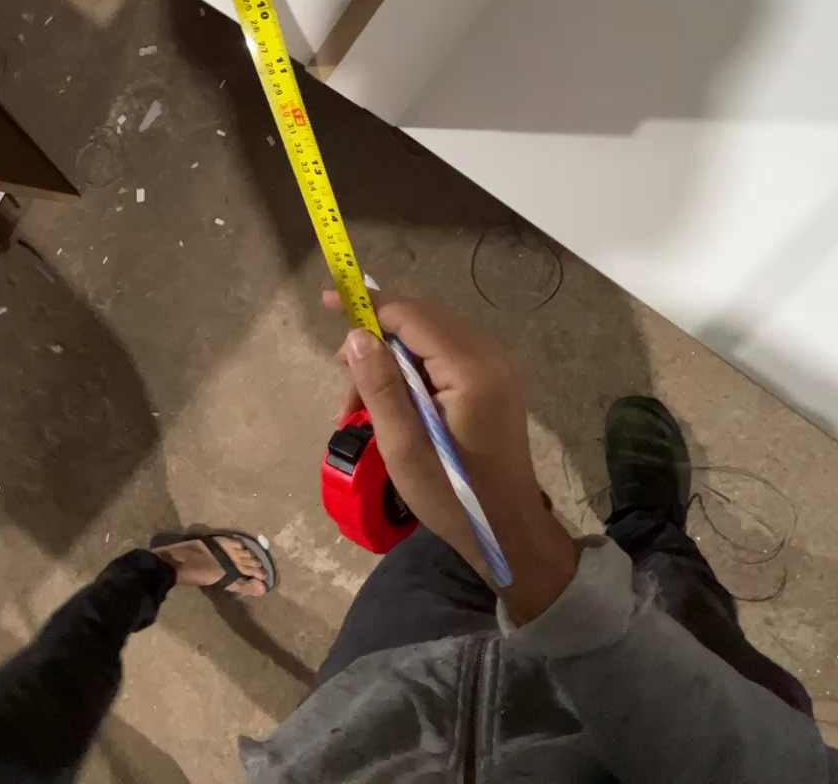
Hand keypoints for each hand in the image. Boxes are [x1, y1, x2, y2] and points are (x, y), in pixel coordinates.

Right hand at [326, 292, 577, 620]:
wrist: (509, 535)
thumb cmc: (454, 497)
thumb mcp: (404, 447)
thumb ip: (380, 387)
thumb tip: (356, 336)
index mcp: (472, 371)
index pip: (413, 316)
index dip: (369, 306)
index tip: (328, 302)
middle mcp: (491, 359)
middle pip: (423, 319)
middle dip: (377, 335)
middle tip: (342, 369)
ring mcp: (496, 370)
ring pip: (431, 336)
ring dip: (392, 356)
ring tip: (360, 400)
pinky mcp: (493, 384)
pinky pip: (444, 355)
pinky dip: (411, 367)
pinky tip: (391, 400)